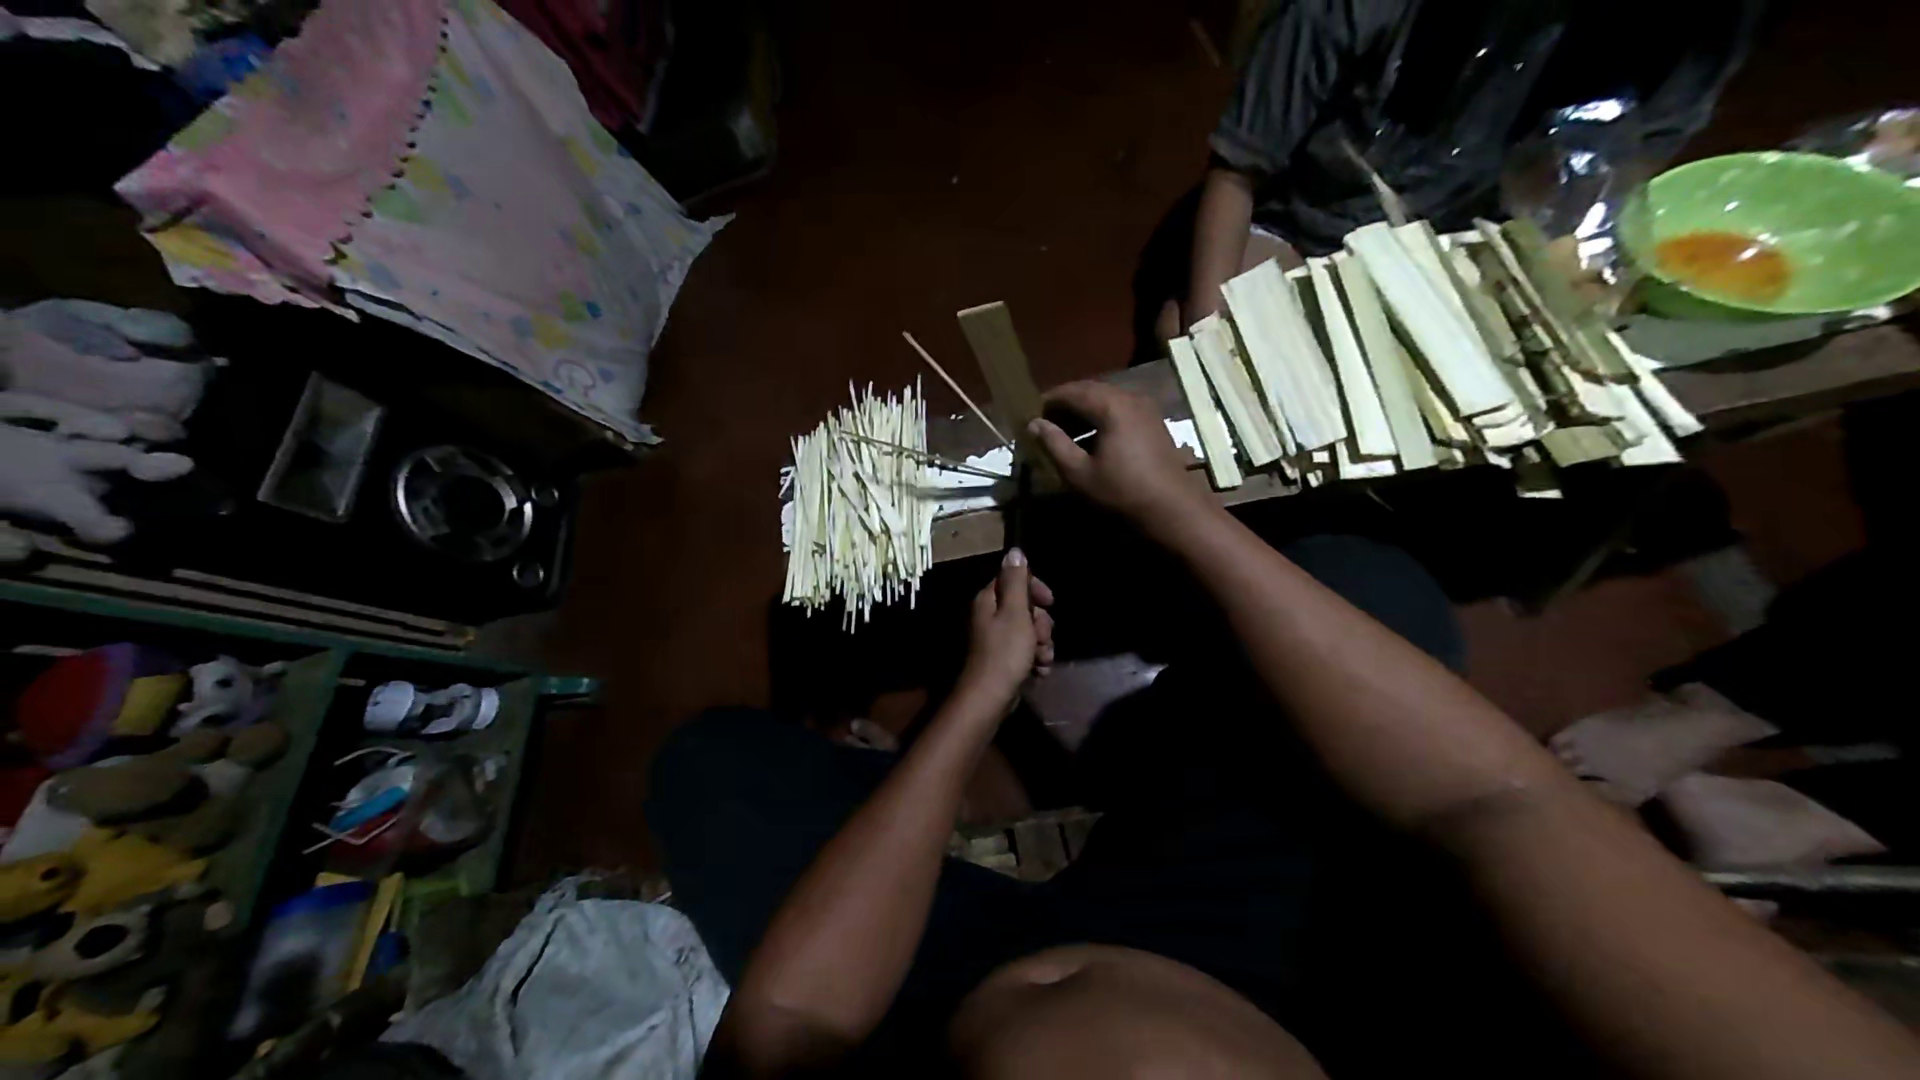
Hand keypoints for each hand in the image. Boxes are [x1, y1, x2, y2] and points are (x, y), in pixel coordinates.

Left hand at [957, 548, 1055, 707]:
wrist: (991, 696)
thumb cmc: (1005, 651)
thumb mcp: (1015, 612)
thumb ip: (1016, 581)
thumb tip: (1015, 550)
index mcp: (988, 600)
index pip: (1014, 580)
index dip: (1035, 589)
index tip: (1050, 602)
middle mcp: (990, 616)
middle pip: (1025, 607)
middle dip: (1041, 623)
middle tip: (1042, 637)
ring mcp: (997, 638)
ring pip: (1030, 630)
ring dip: (1042, 643)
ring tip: (1041, 658)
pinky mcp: (1005, 658)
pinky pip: (1027, 650)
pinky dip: (1036, 658)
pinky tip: (1040, 670)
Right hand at [1028, 381, 1214, 528]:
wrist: (1172, 508)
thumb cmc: (1121, 491)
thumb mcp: (1079, 472)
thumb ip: (1054, 444)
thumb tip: (1034, 424)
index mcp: (1111, 405)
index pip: (1072, 391)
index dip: (1049, 400)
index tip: (1032, 413)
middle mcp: (1130, 397)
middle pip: (1091, 390)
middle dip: (1066, 402)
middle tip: (1046, 421)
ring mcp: (1146, 408)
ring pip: (1107, 398)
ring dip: (1084, 410)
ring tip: (1065, 431)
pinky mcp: (1154, 421)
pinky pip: (1121, 408)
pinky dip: (1102, 416)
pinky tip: (1092, 438)